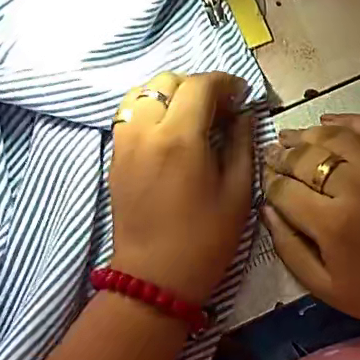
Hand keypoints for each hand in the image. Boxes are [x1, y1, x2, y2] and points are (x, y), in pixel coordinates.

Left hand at [108, 71, 255, 304]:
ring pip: (142, 92)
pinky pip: (130, 114)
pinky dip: (152, 109)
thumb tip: (244, 116)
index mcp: (180, 138)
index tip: (243, 95)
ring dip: (171, 93)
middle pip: (167, 81)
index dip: (226, 83)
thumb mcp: (238, 192)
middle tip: (222, 107)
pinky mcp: (115, 157)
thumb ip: (241, 144)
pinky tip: (172, 131)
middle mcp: (145, 131)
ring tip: (193, 115)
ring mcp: (124, 143)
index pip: (200, 86)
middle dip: (198, 85)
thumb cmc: (206, 239)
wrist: (156, 277)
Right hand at [261, 113, 359, 333]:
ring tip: (291, 136)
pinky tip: (329, 122)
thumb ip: (289, 248)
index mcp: (332, 224)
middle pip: (306, 157)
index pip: (285, 190)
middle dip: (282, 155)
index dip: (269, 183)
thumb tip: (267, 210)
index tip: (265, 182)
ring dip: (308, 133)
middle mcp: (355, 188)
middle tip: (271, 154)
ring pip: (336, 137)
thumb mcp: (324, 287)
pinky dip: (349, 120)